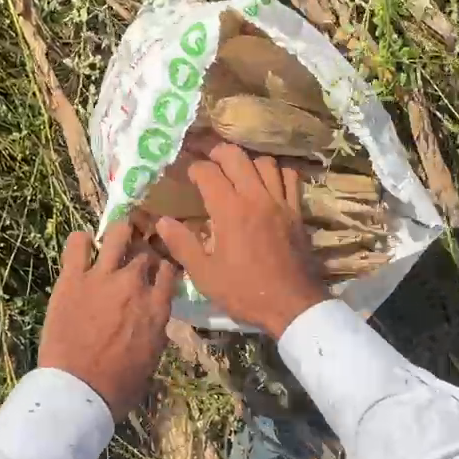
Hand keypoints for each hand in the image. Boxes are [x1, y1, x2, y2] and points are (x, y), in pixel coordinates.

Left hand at [37, 219, 179, 418]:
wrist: (78, 390)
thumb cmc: (119, 385)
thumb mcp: (152, 356)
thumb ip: (155, 327)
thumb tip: (153, 314)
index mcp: (157, 306)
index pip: (169, 269)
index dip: (164, 264)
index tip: (159, 265)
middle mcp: (134, 283)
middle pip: (145, 252)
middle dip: (143, 250)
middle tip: (136, 253)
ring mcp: (102, 276)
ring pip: (118, 235)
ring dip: (120, 232)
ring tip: (116, 236)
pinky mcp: (73, 277)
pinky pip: (77, 244)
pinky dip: (82, 241)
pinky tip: (84, 246)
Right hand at [154, 142, 326, 337]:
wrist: (291, 305)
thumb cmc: (244, 291)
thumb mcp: (204, 274)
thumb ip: (182, 244)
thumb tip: (162, 221)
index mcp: (229, 211)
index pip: (208, 172)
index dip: (194, 169)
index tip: (187, 175)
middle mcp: (255, 197)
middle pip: (236, 156)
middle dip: (218, 153)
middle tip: (209, 163)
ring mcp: (279, 202)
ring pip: (265, 162)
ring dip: (248, 162)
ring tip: (239, 172)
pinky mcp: (296, 211)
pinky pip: (290, 178)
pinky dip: (278, 172)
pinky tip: (268, 182)